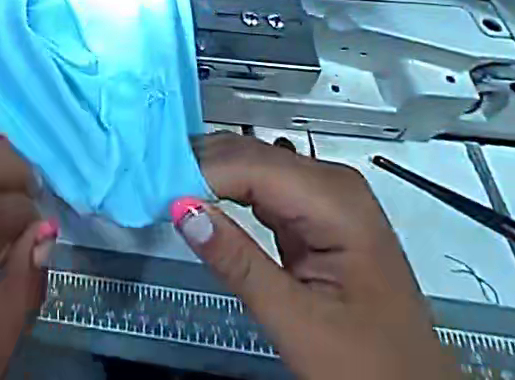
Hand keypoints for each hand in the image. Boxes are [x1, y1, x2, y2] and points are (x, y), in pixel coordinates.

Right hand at [172, 133, 458, 379]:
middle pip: (249, 155)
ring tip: (160, 185)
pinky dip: (225, 192)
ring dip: (207, 175)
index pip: (250, 165)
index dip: (197, 171)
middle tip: (145, 180)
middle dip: (197, 165)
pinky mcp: (312, 212)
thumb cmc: (369, 365)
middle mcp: (329, 181)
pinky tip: (196, 197)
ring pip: (251, 166)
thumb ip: (238, 262)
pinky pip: (260, 188)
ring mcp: (322, 194)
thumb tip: (180, 207)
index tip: (151, 186)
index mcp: (334, 197)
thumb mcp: (300, 323)